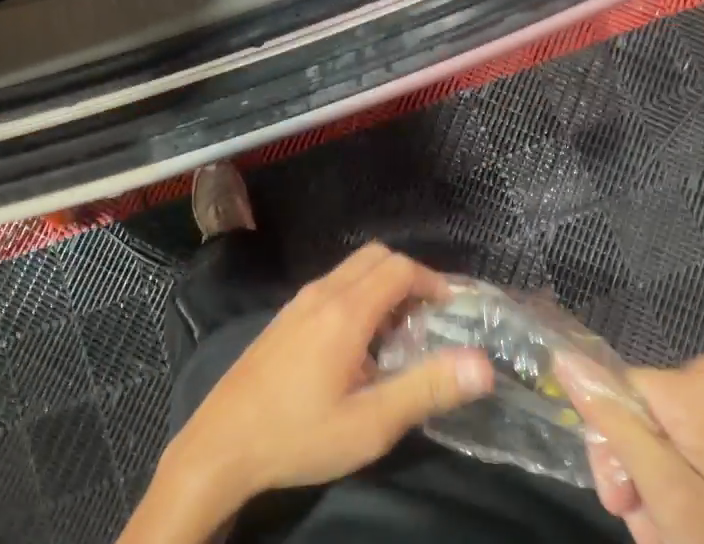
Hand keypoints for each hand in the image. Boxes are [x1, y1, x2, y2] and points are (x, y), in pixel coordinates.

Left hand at [137, 244, 494, 536]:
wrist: (221, 444)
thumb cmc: (299, 435)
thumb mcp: (370, 424)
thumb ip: (426, 389)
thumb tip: (482, 364)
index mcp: (343, 312)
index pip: (398, 267)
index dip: (433, 280)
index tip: (455, 311)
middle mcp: (319, 295)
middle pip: (374, 258)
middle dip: (409, 278)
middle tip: (431, 322)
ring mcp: (296, 305)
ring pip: (350, 273)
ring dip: (382, 290)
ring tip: (401, 339)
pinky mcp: (283, 320)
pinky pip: (331, 290)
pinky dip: (358, 300)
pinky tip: (360, 351)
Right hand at [566, 353, 703, 543]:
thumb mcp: (668, 495)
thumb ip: (615, 423)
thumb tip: (563, 358)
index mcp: (701, 385)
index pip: (614, 389)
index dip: (608, 443)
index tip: (620, 499)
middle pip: (639, 405)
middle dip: (633, 463)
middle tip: (648, 520)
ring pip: (663, 423)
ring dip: (657, 475)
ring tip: (675, 525)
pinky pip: (695, 432)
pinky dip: (687, 472)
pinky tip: (700, 511)